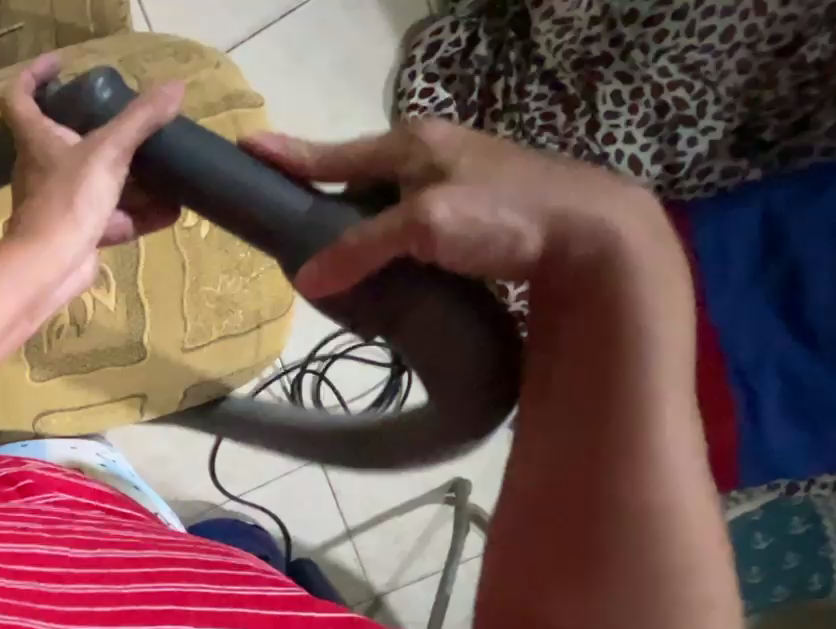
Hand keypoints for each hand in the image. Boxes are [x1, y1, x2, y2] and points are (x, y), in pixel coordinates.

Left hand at [0, 53, 183, 303]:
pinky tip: (170, 211)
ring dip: (134, 181)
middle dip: (106, 132)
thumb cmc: (67, 202)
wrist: (49, 269)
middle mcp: (42, 171)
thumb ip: (141, 120)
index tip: (60, 66)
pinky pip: (111, 219)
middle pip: (70, 142)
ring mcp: (59, 205)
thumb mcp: (108, 152)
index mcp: (36, 141)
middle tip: (138, 122)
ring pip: (98, 184)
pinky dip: (138, 215)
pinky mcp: (75, 236)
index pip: (20, 99)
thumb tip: (175, 90)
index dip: (34, 76)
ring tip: (168, 172)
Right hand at [243, 120, 668, 297]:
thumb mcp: (424, 225)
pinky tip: (372, 268)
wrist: (590, 234)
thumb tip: (304, 278)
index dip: (287, 155)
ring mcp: (446, 184)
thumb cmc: (504, 213)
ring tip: (325, 262)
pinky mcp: (463, 215)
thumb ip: (359, 249)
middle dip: (318, 202)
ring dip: (349, 231)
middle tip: (287, 233)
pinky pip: (399, 227)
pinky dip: (378, 246)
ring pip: (375, 206)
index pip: (331, 154)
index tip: (245, 148)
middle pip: (351, 180)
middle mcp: (425, 155)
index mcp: (410, 144)